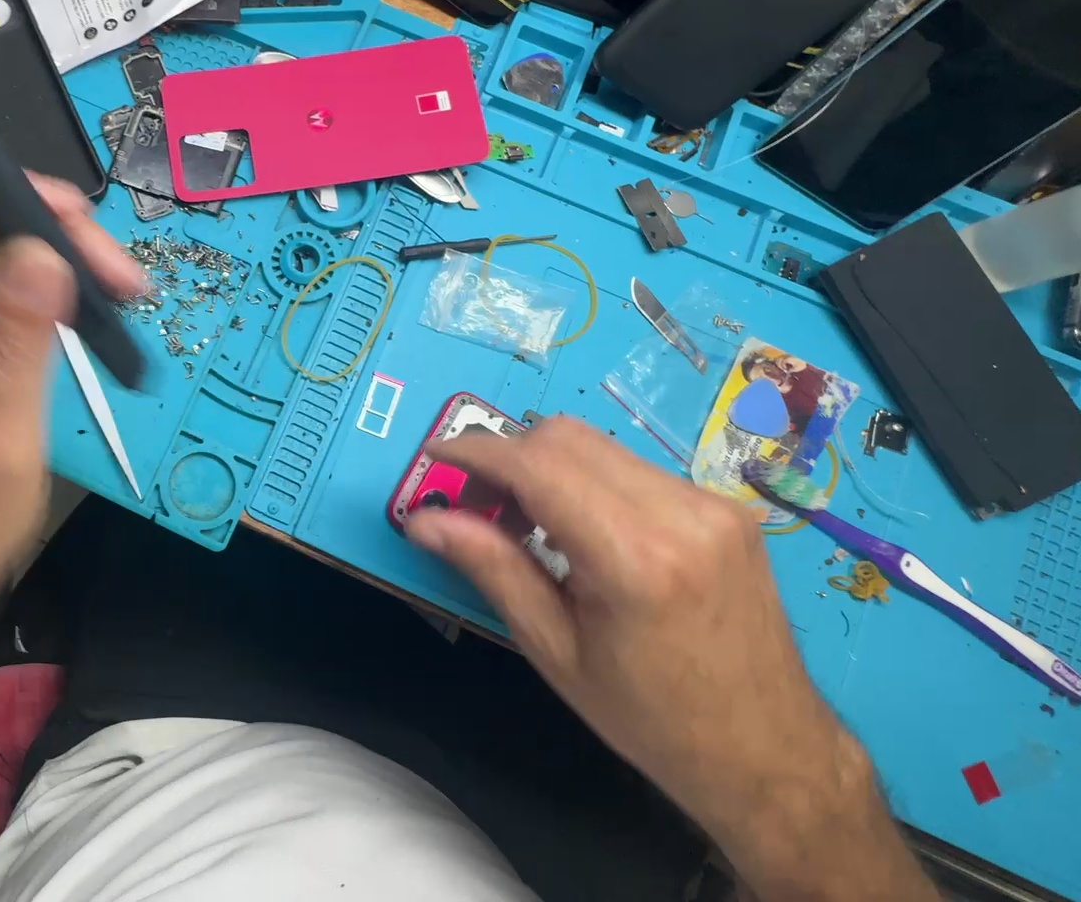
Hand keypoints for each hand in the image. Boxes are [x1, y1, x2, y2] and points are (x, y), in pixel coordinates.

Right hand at [406, 418, 933, 898]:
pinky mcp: (724, 507)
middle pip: (564, 437)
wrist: (769, 753)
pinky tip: (575, 527)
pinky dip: (583, 479)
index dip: (475, 450)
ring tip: (523, 520)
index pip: (536, 465)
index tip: (435, 455)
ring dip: (542, 465)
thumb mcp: (550, 646)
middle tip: (477, 503)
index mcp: (634, 557)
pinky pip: (629, 466)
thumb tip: (420, 520)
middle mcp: (681, 513)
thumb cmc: (647, 715)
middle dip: (505, 454)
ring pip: (596, 445)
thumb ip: (489, 566)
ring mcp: (711, 504)